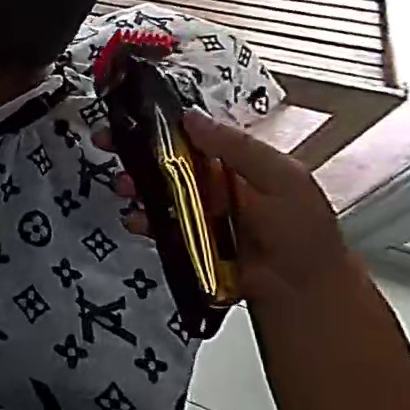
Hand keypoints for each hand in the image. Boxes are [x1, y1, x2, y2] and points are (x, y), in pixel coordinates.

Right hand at [105, 110, 361, 313]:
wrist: (303, 292)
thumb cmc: (302, 230)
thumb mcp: (280, 178)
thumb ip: (236, 148)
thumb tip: (189, 117)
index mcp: (235, 162)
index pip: (191, 135)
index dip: (159, 125)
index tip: (130, 117)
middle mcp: (213, 184)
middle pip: (165, 161)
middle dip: (135, 151)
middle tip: (105, 143)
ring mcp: (198, 213)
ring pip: (156, 191)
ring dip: (135, 185)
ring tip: (124, 187)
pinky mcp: (187, 241)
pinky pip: (158, 225)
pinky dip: (143, 221)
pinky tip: (136, 220)